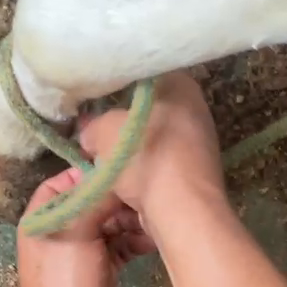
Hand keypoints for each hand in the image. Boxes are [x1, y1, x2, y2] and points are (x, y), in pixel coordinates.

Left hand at [15, 168, 150, 286]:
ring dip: (132, 220)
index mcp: (42, 216)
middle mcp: (60, 229)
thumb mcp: (77, 231)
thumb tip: (118, 174)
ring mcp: (81, 249)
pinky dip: (135, 240)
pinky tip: (152, 240)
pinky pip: (120, 244)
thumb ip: (96, 198)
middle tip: (147, 197)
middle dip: (120, 199)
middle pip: (93, 200)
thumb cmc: (65, 282)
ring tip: (154, 221)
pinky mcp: (102, 266)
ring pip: (111, 222)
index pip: (66, 180)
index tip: (123, 167)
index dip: (92, 172)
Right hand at [77, 73, 227, 243]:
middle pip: (144, 113)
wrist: (180, 208)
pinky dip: (140, 173)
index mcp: (179, 84)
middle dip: (117, 127)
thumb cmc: (145, 156)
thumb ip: (93, 126)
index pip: (140, 78)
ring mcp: (197, 143)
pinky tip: (121, 183)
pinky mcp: (193, 173)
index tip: (91, 106)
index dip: (112, 90)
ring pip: (149, 142)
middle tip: (93, 138)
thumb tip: (89, 136)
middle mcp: (194, 109)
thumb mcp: (104, 132)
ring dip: (126, 154)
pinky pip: (157, 166)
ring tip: (102, 164)